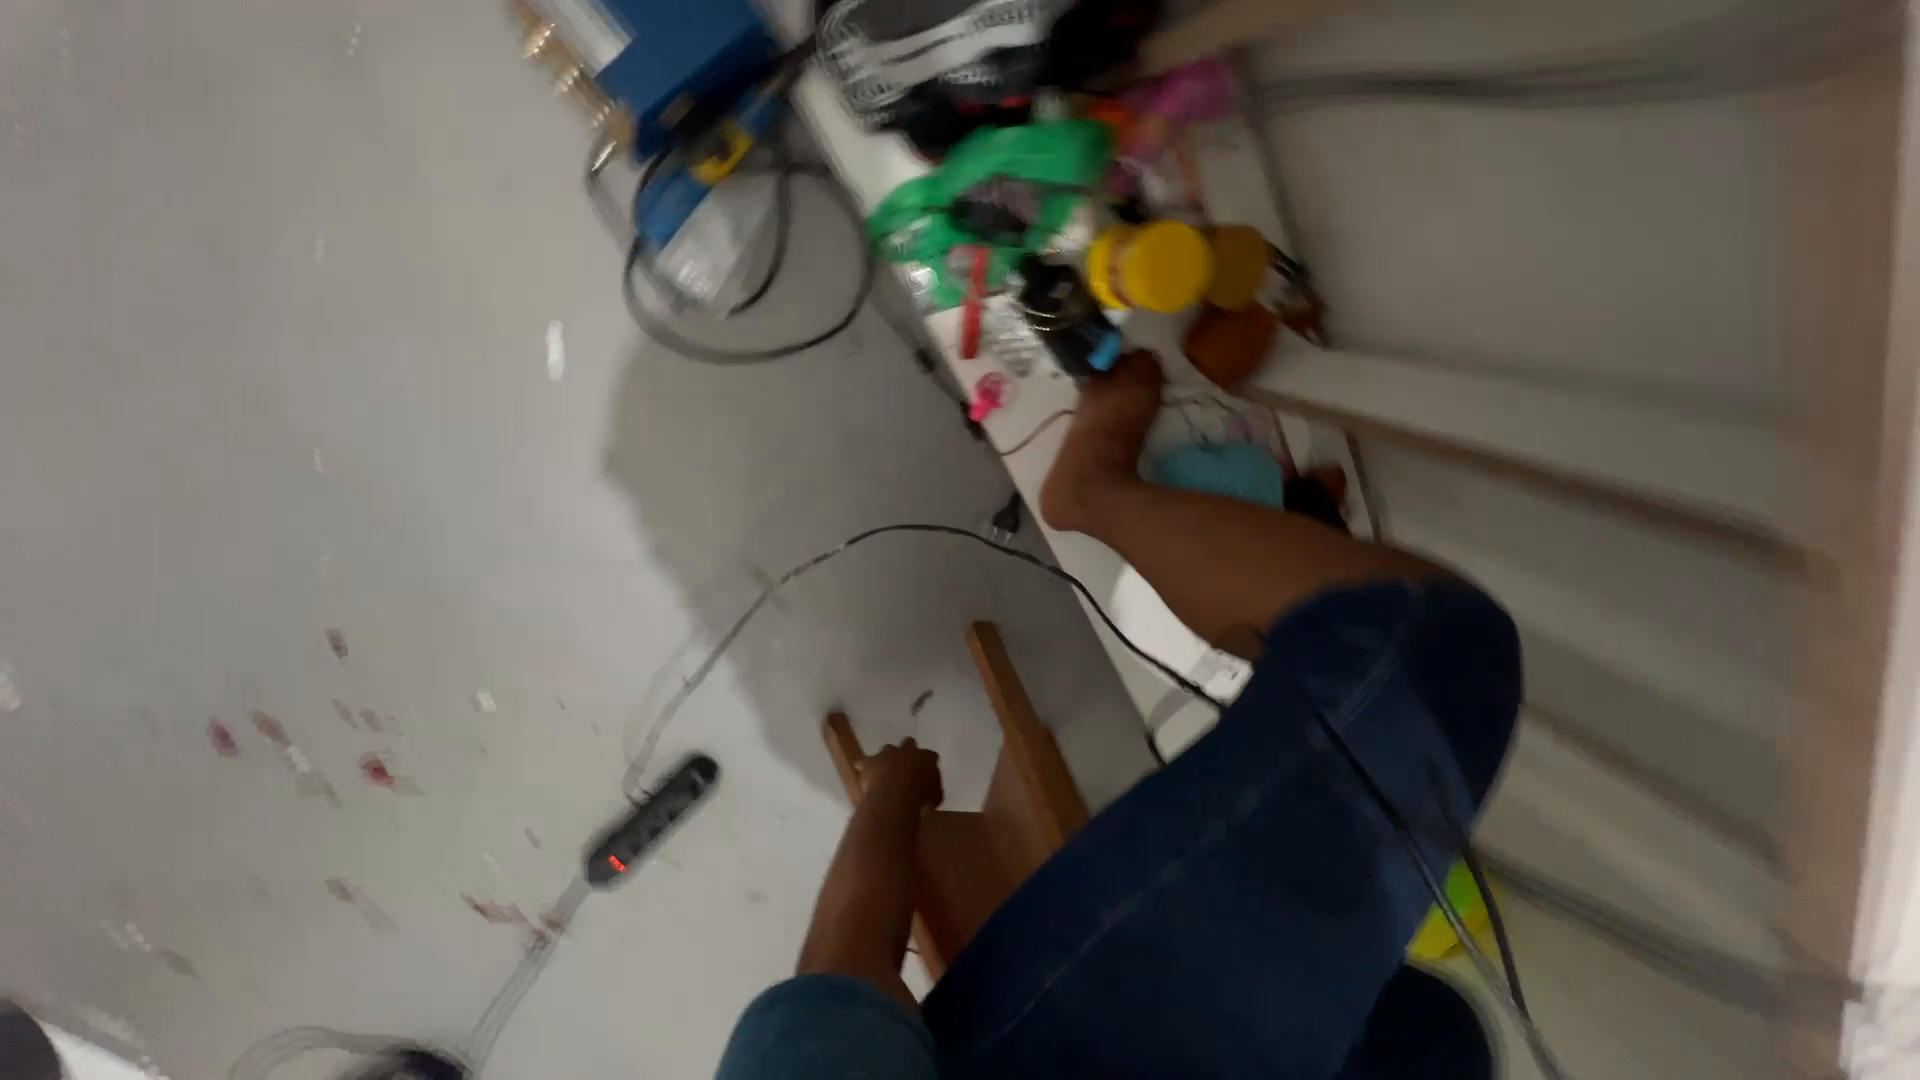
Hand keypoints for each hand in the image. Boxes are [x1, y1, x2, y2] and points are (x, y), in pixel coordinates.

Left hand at [856, 738, 942, 811]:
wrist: (895, 797)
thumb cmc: (920, 799)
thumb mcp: (936, 796)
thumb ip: (934, 788)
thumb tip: (931, 789)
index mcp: (927, 758)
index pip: (930, 755)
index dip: (927, 762)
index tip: (926, 770)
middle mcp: (908, 750)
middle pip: (908, 743)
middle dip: (907, 751)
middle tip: (906, 763)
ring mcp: (888, 753)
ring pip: (887, 748)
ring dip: (887, 757)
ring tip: (885, 768)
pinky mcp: (871, 762)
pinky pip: (865, 762)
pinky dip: (865, 766)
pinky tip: (863, 772)